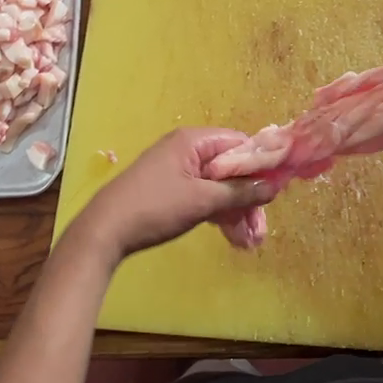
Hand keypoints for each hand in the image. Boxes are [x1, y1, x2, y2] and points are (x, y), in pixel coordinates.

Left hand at [68, 128, 280, 259]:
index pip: (239, 143)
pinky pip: (203, 195)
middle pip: (229, 167)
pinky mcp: (170, 189)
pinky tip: (232, 236)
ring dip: (235, 210)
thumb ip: (240, 192)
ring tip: (249, 241)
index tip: (277, 189)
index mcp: (193, 140)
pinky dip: (218, 212)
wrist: (105, 231)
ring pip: (217, 185)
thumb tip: (274, 185)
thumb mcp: (202, 200)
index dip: (261, 164)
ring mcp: (177, 169)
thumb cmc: (155, 207)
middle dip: (248, 196)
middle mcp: (187, 149)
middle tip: (261, 228)